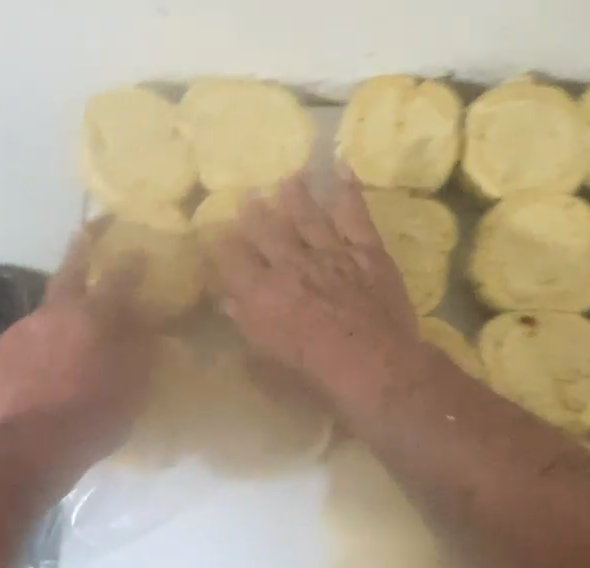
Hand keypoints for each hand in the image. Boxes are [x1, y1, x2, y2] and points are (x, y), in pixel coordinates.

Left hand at [0, 225, 155, 470]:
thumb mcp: (136, 384)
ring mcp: (21, 331)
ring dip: (54, 322)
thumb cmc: (97, 416)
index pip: (118, 276)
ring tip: (61, 345)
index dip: (130, 262)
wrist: (38, 444)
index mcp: (95, 315)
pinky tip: (36, 376)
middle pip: (69, 271)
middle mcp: (56, 312)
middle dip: (81, 249)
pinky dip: (32, 355)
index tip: (137, 252)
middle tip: (85, 233)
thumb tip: (143, 324)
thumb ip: (139, 347)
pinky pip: (20, 348)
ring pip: (42, 316)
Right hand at [210, 176, 430, 408]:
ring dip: (297, 196)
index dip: (224, 246)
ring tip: (289, 180)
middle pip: (268, 230)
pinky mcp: (366, 250)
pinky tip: (341, 171)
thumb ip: (248, 326)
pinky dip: (347, 191)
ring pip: (308, 216)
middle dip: (256, 213)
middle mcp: (291, 265)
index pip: (234, 260)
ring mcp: (330, 252)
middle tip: (250, 198)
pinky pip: (354, 213)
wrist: (372, 363)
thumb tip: (229, 303)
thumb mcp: (268, 360)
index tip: (218, 234)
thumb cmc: (313, 374)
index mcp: (262, 293)